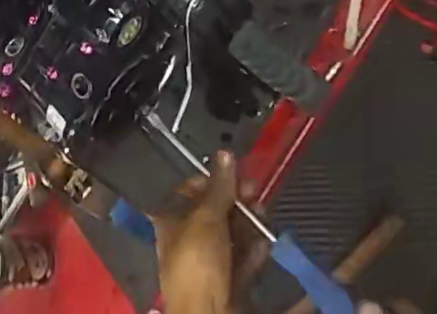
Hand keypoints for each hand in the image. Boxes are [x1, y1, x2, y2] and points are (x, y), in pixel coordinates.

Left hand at [153, 151, 269, 313]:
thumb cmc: (198, 261)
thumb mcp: (206, 217)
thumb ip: (219, 186)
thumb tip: (225, 152)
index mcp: (171, 220)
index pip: (192, 190)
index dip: (213, 180)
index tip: (234, 173)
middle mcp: (188, 238)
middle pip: (214, 212)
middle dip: (236, 201)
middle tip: (255, 192)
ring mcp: (208, 263)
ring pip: (230, 235)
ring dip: (248, 223)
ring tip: (263, 213)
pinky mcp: (228, 284)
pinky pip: (241, 261)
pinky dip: (253, 251)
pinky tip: (265, 244)